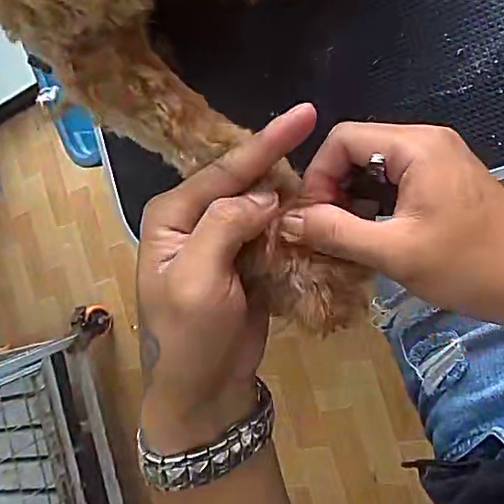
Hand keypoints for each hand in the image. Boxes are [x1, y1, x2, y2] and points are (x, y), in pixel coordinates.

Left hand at [136, 103, 316, 451]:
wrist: (204, 389)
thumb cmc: (189, 337)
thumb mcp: (195, 280)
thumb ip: (224, 226)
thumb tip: (265, 194)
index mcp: (173, 215)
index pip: (224, 170)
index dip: (266, 141)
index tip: (305, 113)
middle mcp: (195, 218)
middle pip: (245, 179)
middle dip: (283, 164)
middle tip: (327, 153)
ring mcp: (223, 238)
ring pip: (264, 202)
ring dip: (294, 195)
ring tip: (330, 182)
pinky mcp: (246, 257)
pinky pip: (274, 228)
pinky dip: (295, 221)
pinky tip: (320, 213)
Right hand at [281, 122, 503, 330]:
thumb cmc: (470, 267)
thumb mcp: (396, 252)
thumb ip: (336, 232)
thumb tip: (287, 220)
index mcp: (417, 145)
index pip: (342, 138)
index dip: (318, 176)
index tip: (314, 219)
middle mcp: (428, 140)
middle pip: (358, 149)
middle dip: (334, 188)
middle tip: (328, 232)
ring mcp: (441, 158)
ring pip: (376, 166)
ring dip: (355, 199)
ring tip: (348, 238)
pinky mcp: (447, 179)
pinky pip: (398, 179)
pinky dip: (378, 203)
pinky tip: (375, 235)